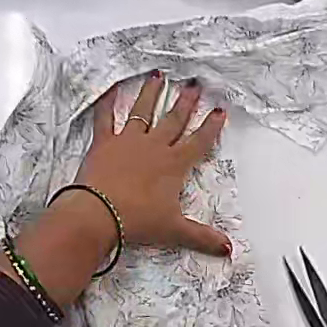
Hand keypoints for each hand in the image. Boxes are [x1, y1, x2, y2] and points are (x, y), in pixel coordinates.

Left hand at [76, 71, 230, 256]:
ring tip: (159, 76)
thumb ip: (201, 236)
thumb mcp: (174, 230)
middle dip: (186, 102)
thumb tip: (228, 250)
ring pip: (143, 111)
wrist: (98, 213)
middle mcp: (154, 147)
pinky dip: (107, 102)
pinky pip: (106, 117)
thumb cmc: (137, 220)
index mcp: (174, 165)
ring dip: (152, 93)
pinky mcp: (104, 142)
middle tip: (195, 84)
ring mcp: (128, 141)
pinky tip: (110, 88)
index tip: (219, 111)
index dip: (210, 127)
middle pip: (174, 120)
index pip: (198, 142)